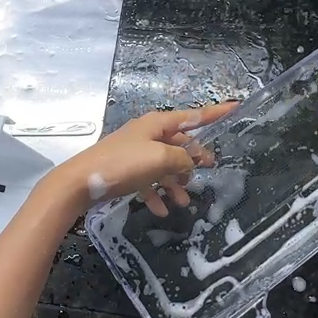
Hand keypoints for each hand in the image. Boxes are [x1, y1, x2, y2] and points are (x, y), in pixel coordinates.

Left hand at [42, 102, 237, 224]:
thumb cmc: (123, 164)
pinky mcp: (125, 172)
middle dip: (195, 157)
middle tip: (211, 168)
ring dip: (176, 182)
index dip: (216, 113)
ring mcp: (135, 153)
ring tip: (184, 200)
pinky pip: (148, 181)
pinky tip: (162, 209)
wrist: (81, 182)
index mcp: (157, 123)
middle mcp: (147, 134)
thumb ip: (182, 159)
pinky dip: (157, 194)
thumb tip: (190, 163)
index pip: (193, 116)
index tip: (236, 108)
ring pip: (165, 165)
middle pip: (179, 143)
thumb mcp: (160, 159)